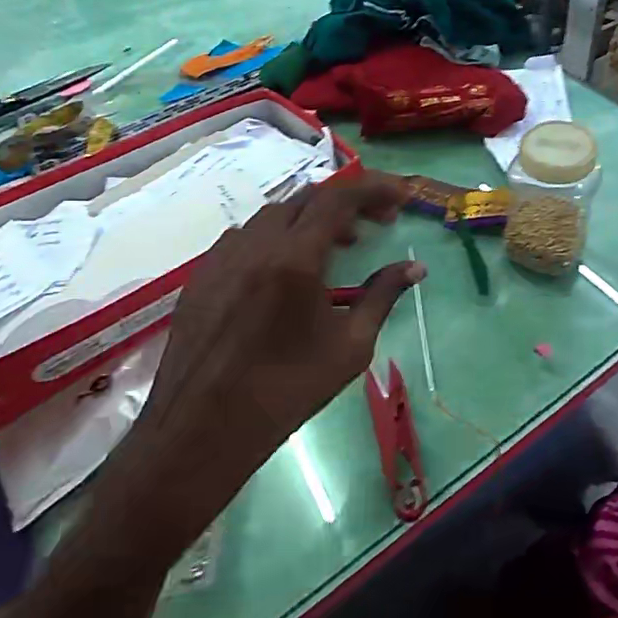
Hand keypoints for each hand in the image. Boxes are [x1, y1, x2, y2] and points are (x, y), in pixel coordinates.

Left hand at [139, 170, 425, 478]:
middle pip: (306, 199)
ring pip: (273, 216)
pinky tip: (285, 270)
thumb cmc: (286, 391)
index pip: (339, 198)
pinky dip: (276, 238)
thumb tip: (415, 269)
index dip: (375, 188)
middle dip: (346, 203)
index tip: (401, 195)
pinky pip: (244, 237)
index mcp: (294, 257)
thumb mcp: (349, 347)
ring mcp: (222, 256)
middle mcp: (255, 244)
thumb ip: (382, 296)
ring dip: (310, 220)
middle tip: (375, 225)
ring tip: (334, 247)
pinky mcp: (201, 275)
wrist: (203, 429)